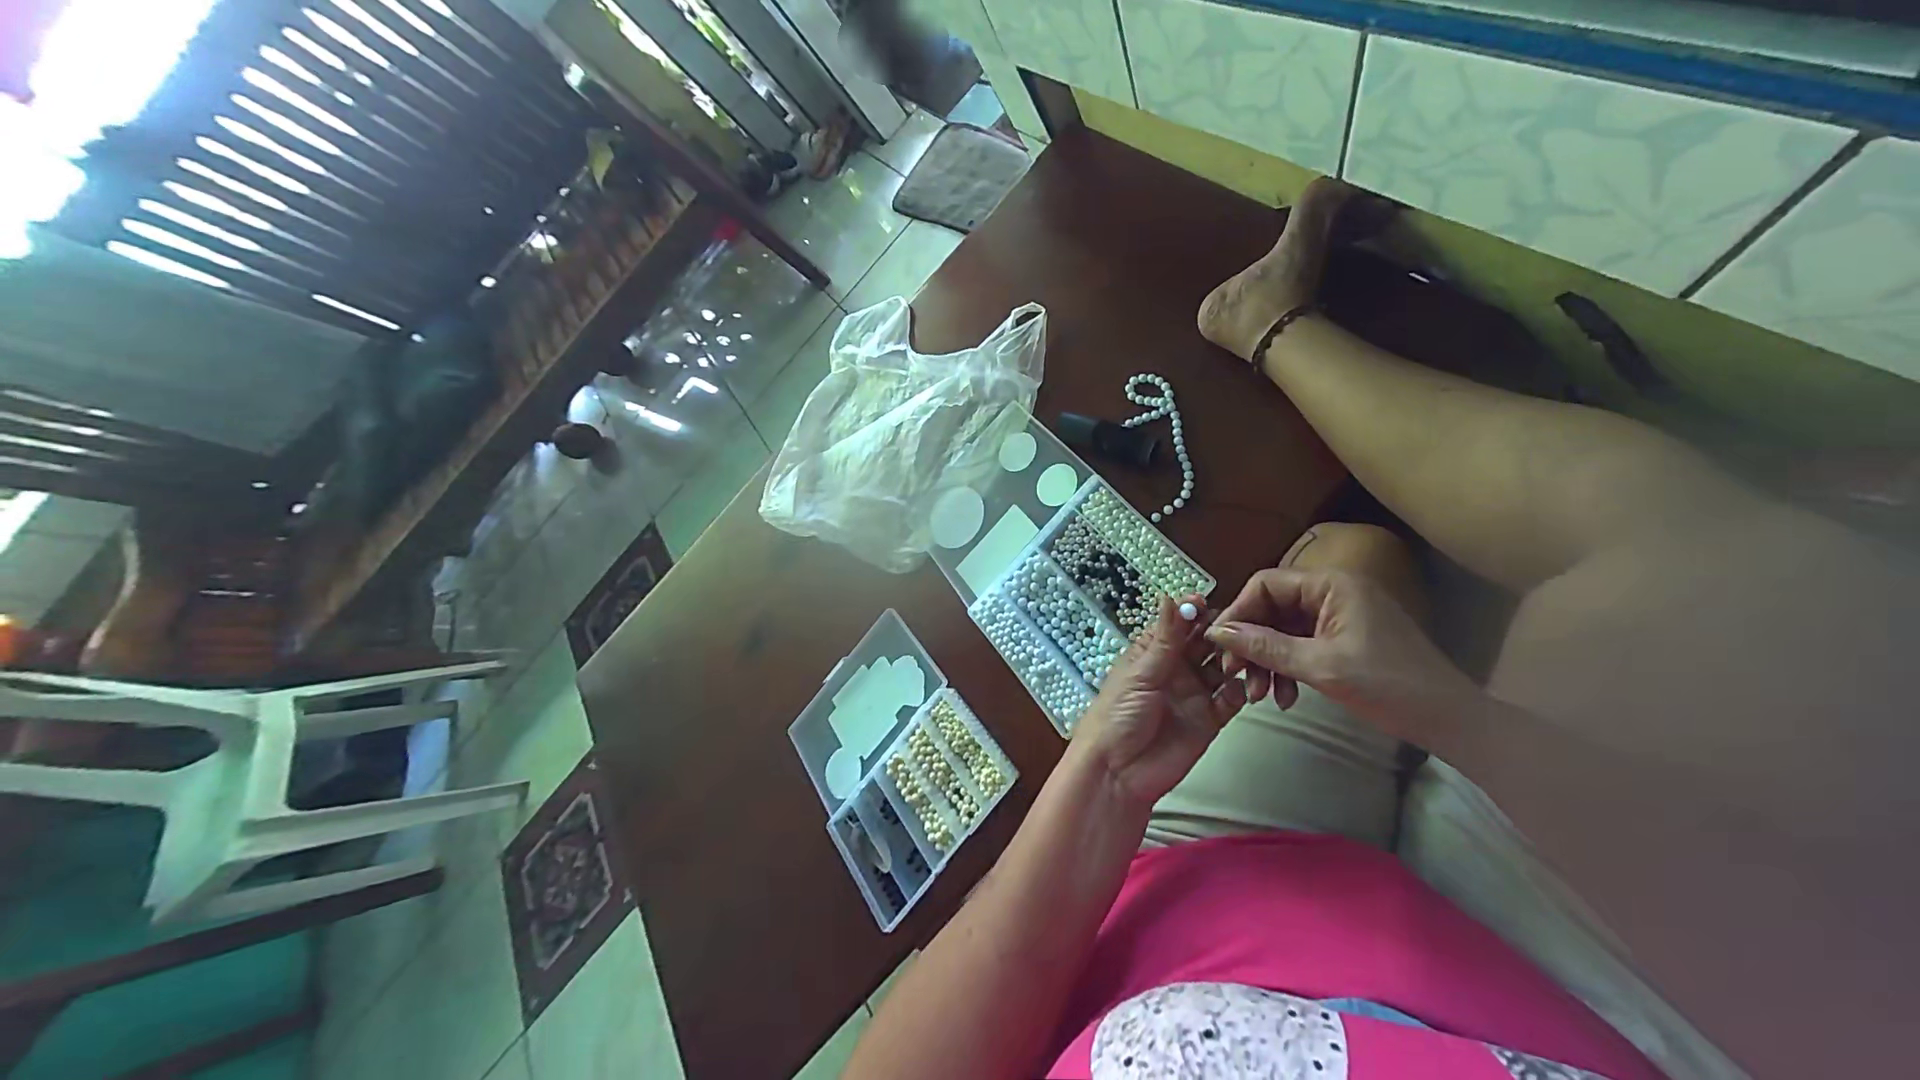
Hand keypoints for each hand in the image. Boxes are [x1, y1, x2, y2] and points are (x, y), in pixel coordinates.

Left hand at [1071, 594, 1247, 808]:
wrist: (1118, 773)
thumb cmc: (1116, 717)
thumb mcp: (1141, 674)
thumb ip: (1165, 639)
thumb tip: (1171, 597)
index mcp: (1153, 651)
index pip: (1181, 623)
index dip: (1195, 613)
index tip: (1209, 606)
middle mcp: (1176, 667)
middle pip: (1208, 642)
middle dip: (1223, 635)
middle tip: (1237, 633)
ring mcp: (1195, 692)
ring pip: (1225, 667)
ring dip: (1236, 661)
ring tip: (1241, 662)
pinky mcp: (1210, 718)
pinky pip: (1232, 698)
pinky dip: (1241, 691)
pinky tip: (1242, 690)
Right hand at [1203, 568, 1477, 746]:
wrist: (1450, 720)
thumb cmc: (1388, 685)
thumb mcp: (1319, 666)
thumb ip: (1264, 646)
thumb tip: (1217, 632)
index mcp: (1330, 585)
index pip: (1265, 584)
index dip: (1238, 612)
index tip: (1219, 645)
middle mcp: (1332, 592)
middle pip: (1271, 609)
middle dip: (1250, 643)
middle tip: (1235, 676)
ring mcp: (1338, 616)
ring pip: (1282, 630)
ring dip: (1266, 661)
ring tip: (1259, 695)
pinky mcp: (1343, 638)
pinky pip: (1300, 645)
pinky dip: (1286, 668)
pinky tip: (1284, 697)